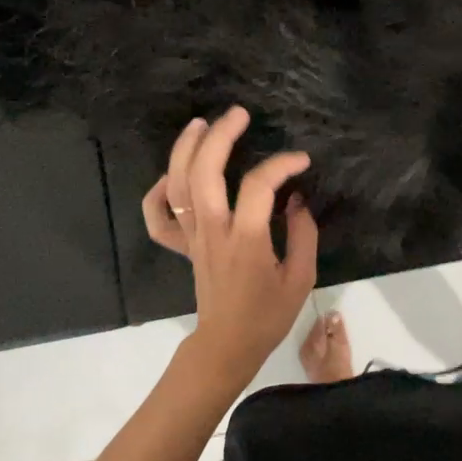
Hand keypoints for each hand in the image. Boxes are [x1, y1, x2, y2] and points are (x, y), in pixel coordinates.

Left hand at [141, 106, 318, 374]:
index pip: (260, 186)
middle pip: (204, 174)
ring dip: (185, 150)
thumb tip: (297, 201)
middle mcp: (214, 232)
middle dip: (219, 137)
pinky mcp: (184, 247)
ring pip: (177, 186)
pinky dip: (158, 194)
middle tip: (239, 114)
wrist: (228, 345)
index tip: (301, 161)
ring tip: (201, 124)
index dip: (282, 165)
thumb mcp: (301, 278)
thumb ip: (304, 235)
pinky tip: (172, 177)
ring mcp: (193, 238)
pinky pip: (159, 219)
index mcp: (247, 240)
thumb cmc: (268, 315)